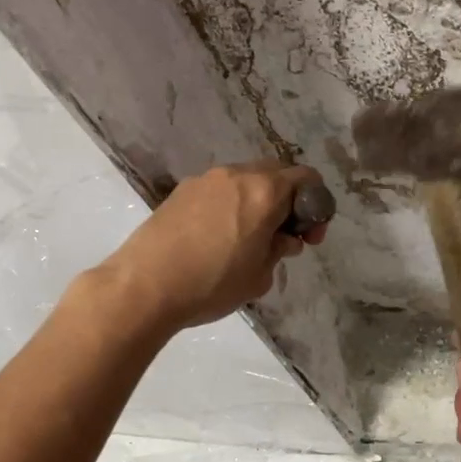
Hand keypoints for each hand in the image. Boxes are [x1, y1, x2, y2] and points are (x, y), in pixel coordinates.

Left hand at [95, 160, 325, 332]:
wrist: (144, 286)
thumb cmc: (211, 284)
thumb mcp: (259, 276)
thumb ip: (279, 250)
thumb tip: (284, 239)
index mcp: (264, 192)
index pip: (306, 179)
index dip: (316, 206)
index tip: (308, 237)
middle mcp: (236, 174)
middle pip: (275, 175)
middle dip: (287, 201)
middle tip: (282, 237)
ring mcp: (204, 180)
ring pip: (244, 181)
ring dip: (256, 203)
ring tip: (247, 240)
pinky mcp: (180, 191)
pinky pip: (218, 191)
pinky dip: (230, 206)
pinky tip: (217, 238)